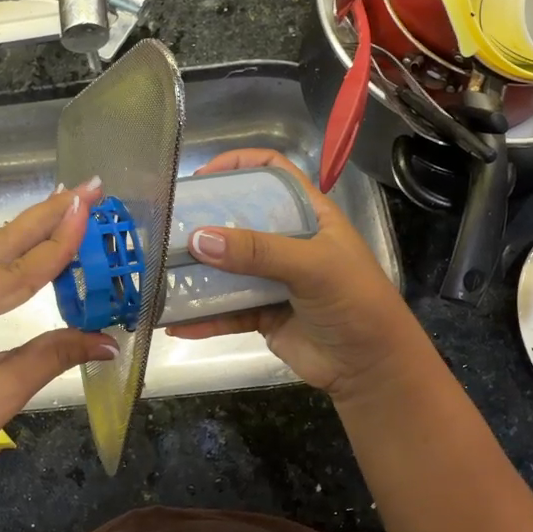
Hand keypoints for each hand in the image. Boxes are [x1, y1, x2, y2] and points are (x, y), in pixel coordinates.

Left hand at [0, 180, 116, 501]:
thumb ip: (54, 354)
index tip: (90, 207)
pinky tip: (33, 237)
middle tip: (90, 187)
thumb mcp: (1, 393)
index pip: (13, 271)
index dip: (58, 243)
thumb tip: (110, 341)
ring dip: (30, 230)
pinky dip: (9, 253)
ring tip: (71, 203)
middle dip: (46, 216)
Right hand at [165, 150, 424, 399]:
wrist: (371, 367)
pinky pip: (224, 311)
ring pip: (226, 268)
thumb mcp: (313, 266)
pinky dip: (201, 317)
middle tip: (168, 226)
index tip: (202, 177)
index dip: (239, 165)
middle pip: (239, 219)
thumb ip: (258, 251)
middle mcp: (288, 242)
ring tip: (161, 273)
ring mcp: (272, 279)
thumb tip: (199, 239)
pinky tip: (175, 322)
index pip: (272, 172)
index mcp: (309, 215)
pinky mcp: (261, 314)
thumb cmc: (355, 302)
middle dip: (204, 220)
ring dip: (195, 272)